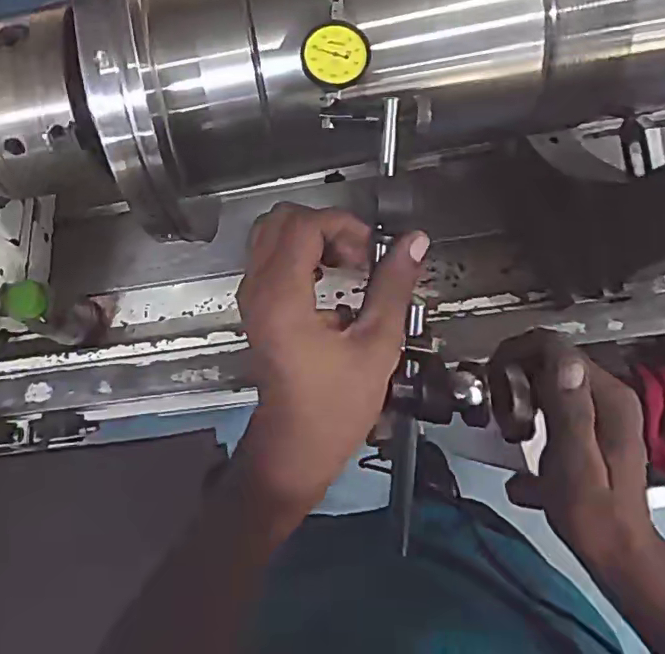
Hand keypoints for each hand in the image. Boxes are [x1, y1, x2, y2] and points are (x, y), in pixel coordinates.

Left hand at [232, 203, 428, 516]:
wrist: (295, 445)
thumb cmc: (334, 406)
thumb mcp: (375, 345)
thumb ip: (393, 286)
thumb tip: (414, 243)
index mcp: (282, 297)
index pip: (303, 225)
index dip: (342, 225)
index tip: (370, 248)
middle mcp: (258, 288)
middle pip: (282, 219)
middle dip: (326, 225)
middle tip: (358, 252)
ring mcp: (251, 295)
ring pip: (272, 233)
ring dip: (312, 236)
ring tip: (347, 263)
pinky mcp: (255, 304)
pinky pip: (269, 255)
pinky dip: (299, 252)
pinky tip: (330, 278)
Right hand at [505, 333, 658, 565]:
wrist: (619, 558)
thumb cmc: (594, 516)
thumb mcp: (576, 464)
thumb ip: (569, 410)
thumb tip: (562, 359)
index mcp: (608, 398)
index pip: (553, 346)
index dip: (516, 356)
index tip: (495, 383)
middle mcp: (608, 395)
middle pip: (546, 358)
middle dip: (515, 379)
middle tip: (505, 417)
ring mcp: (601, 408)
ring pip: (545, 377)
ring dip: (519, 398)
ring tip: (514, 433)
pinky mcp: (591, 423)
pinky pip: (550, 399)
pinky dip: (531, 413)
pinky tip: (525, 444)